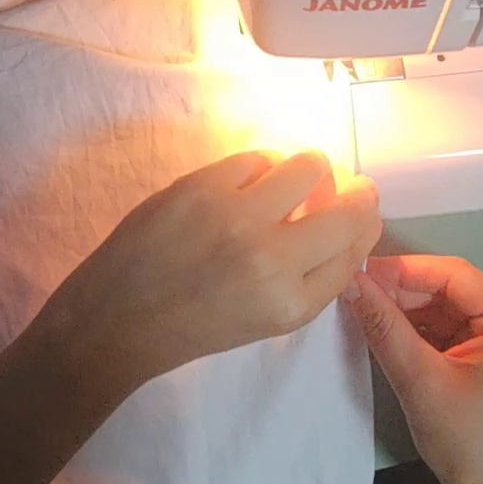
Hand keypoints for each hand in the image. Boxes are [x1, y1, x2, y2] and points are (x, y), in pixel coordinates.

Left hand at [37, 151, 380, 393]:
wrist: (118, 319)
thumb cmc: (195, 326)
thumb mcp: (268, 320)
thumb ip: (315, 279)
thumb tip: (350, 228)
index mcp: (292, 303)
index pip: (355, 249)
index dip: (364, 223)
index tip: (359, 209)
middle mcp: (273, 258)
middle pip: (348, 206)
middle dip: (355, 193)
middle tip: (338, 189)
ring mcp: (236, 216)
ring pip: (308, 165)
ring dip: (307, 173)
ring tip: (283, 188)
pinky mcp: (201, 186)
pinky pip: (257, 156)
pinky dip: (260, 169)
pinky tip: (243, 187)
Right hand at [345, 256, 482, 483]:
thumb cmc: (465, 442)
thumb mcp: (419, 380)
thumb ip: (384, 326)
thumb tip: (350, 282)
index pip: (455, 276)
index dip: (404, 269)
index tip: (359, 272)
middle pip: (451, 289)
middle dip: (402, 290)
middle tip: (355, 292)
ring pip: (446, 306)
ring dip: (406, 308)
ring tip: (363, 308)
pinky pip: (449, 326)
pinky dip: (417, 327)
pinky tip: (385, 327)